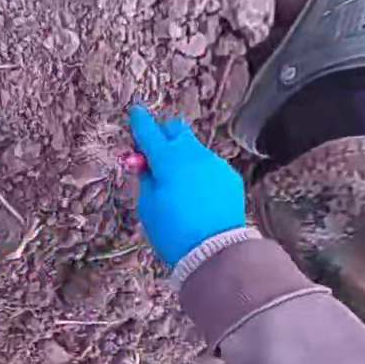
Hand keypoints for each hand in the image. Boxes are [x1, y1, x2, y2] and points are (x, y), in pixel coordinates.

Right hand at [129, 104, 247, 266]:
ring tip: (175, 181)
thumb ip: (145, 179)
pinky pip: (208, 166)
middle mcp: (194, 155)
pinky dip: (197, 172)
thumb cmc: (172, 231)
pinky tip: (194, 194)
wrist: (214, 252)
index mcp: (169, 160)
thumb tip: (144, 164)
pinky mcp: (229, 177)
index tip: (136, 112)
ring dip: (181, 156)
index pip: (150, 132)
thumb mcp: (148, 207)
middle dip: (164, 133)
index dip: (140, 122)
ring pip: (194, 149)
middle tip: (154, 150)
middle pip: (177, 129)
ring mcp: (215, 164)